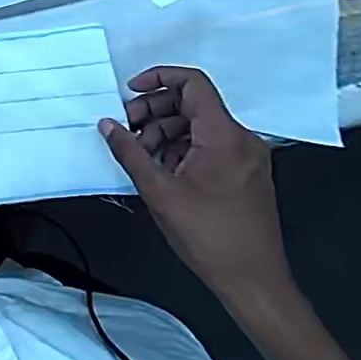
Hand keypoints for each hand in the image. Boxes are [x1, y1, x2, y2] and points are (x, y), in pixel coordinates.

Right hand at [99, 66, 293, 304]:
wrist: (253, 281)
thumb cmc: (207, 235)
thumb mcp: (158, 190)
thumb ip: (129, 151)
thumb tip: (108, 124)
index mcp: (224, 136)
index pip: (193, 83)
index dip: (158, 78)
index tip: (130, 92)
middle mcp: (241, 140)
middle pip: (192, 103)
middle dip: (153, 111)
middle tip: (126, 130)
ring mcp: (246, 157)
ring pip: (198, 125)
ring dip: (163, 131)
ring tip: (140, 155)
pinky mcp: (244, 173)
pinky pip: (208, 144)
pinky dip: (180, 147)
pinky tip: (161, 169)